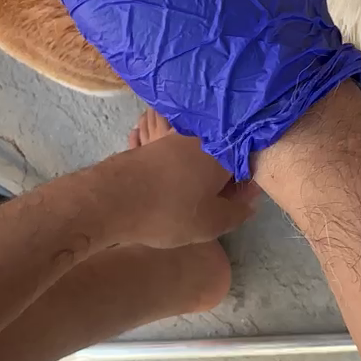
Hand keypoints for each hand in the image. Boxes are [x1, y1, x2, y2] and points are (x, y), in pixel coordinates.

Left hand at [93, 130, 258, 249]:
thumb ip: (237, 212)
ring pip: (195, 155)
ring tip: (189, 200)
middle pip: (220, 156)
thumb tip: (248, 203)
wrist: (112, 198)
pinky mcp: (150, 144)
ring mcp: (171, 137)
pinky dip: (176, 171)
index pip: (246, 164)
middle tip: (214, 205)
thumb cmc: (170, 211)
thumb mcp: (212, 223)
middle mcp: (200, 137)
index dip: (244, 186)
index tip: (237, 204)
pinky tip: (169, 189)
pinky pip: (172, 156)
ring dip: (197, 175)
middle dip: (221, 178)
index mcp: (222, 152)